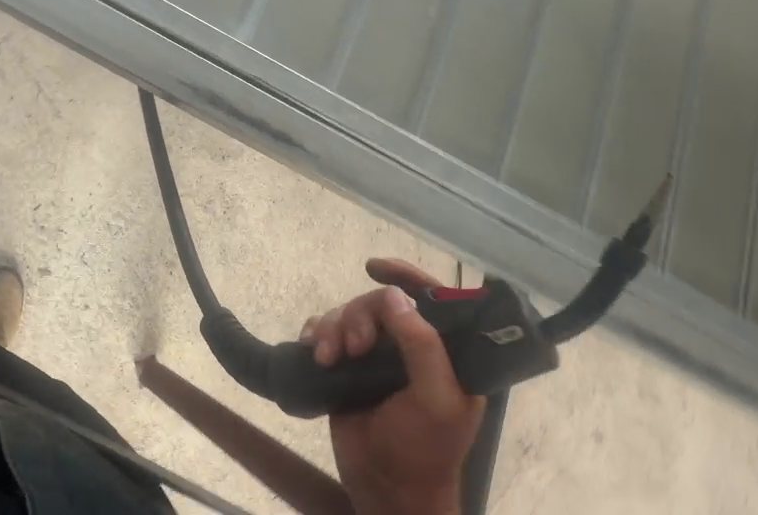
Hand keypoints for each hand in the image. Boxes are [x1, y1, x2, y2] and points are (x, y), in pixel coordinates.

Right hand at [303, 259, 485, 514]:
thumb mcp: (436, 398)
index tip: (372, 267)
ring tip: (327, 359)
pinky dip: (315, 335)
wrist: (385, 490)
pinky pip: (326, 332)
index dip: (405, 274)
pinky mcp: (347, 369)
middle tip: (354, 349)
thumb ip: (422, 345)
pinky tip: (312, 352)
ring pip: (349, 315)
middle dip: (360, 316)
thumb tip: (394, 296)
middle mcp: (411, 348)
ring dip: (333, 329)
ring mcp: (377, 358)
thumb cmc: (423, 448)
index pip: (433, 298)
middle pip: (380, 304)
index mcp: (445, 352)